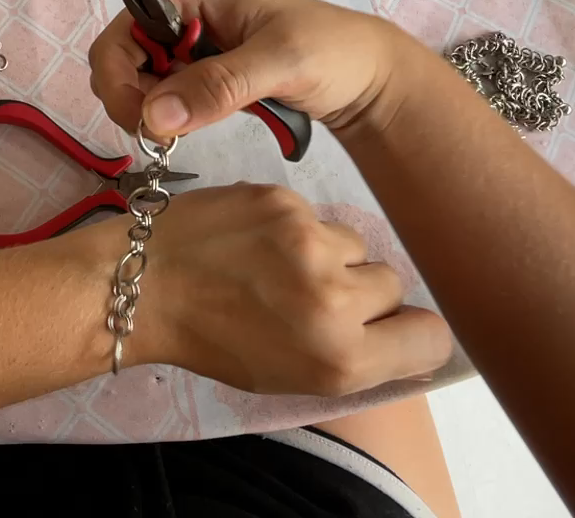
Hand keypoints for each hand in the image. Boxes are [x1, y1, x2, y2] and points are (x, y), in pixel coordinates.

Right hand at [89, 0, 403, 137]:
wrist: (366, 77)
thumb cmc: (332, 51)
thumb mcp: (279, 62)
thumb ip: (218, 85)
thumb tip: (152, 118)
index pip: (118, 37)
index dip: (120, 80)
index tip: (148, 122)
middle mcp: (171, 14)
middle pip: (115, 62)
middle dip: (132, 100)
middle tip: (168, 134)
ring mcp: (180, 46)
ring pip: (131, 85)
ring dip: (149, 113)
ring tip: (193, 126)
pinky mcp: (193, 74)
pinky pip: (157, 99)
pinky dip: (166, 118)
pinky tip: (196, 123)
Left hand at [97, 183, 450, 393]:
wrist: (145, 283)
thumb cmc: (213, 338)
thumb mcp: (291, 375)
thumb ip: (354, 356)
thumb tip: (406, 330)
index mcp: (341, 359)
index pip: (430, 337)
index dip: (407, 330)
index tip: (381, 325)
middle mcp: (333, 298)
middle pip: (391, 283)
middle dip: (358, 288)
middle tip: (307, 291)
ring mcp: (307, 240)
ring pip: (353, 241)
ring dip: (327, 251)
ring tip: (273, 261)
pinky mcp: (280, 198)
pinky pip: (313, 213)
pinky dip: (292, 224)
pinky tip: (252, 236)